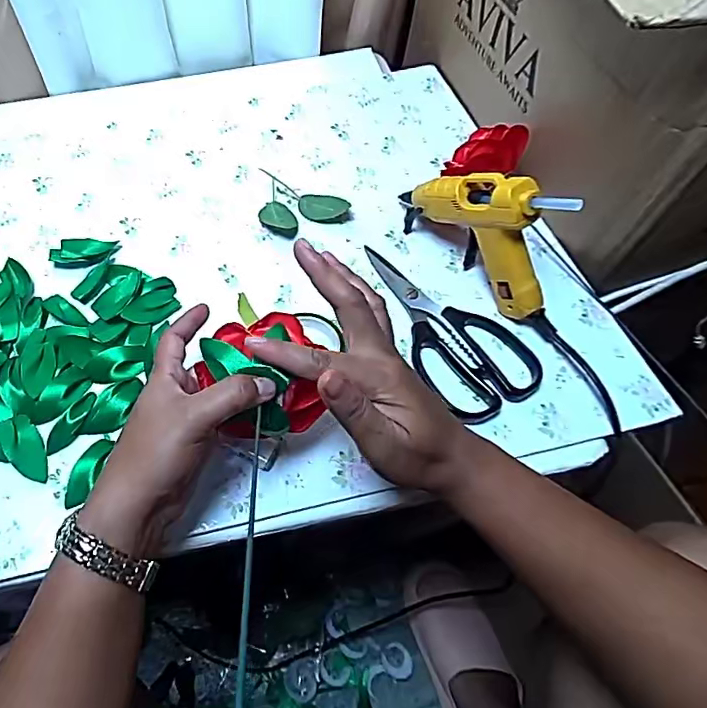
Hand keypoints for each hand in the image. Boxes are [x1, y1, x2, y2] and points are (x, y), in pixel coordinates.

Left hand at [82, 303, 274, 555]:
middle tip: (259, 353)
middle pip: (206, 368)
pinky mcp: (199, 444)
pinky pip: (226, 420)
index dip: (188, 322)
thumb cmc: (152, 455)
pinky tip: (262, 413)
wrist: (139, 507)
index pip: (173, 342)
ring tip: (270, 381)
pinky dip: (244, 414)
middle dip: (231, 358)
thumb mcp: (193, 415)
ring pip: (220, 395)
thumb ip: (232, 393)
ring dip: (243, 388)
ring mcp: (188, 421)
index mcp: (163, 381)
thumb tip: (267, 382)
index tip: (205, 308)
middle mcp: (175, 397)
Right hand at [245, 240, 482, 493]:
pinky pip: (374, 315)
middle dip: (324, 274)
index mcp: (375, 376)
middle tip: (303, 248)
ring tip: (324, 257)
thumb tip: (325, 377)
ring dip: (343, 277)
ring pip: (366, 304)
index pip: (319, 359)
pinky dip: (359, 294)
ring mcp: (388, 356)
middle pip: (351, 305)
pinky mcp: (390, 361)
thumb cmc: (419, 456)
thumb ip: (353, 410)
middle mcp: (382, 357)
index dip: (283, 353)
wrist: (453, 459)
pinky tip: (352, 290)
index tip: (253, 345)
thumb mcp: (383, 444)